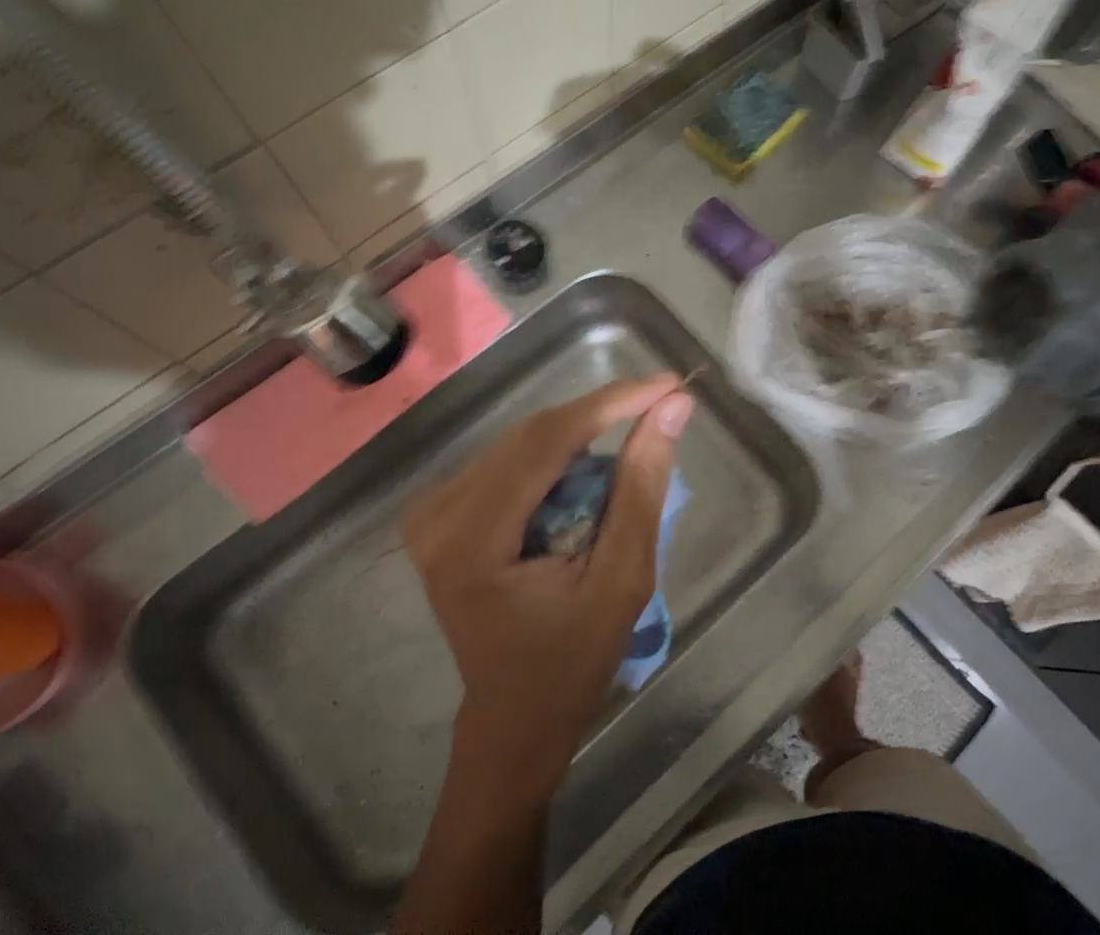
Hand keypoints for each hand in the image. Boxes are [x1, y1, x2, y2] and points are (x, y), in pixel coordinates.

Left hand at [402, 376, 693, 774]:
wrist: (514, 716)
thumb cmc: (571, 663)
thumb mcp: (620, 582)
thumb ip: (640, 492)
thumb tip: (670, 411)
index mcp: (471, 538)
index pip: (546, 441)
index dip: (610, 404)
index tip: (667, 384)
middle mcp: (436, 514)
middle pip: (529, 436)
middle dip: (599, 417)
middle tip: (661, 407)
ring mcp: (429, 514)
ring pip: (518, 445)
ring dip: (578, 439)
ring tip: (633, 442)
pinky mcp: (437, 517)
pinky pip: (506, 465)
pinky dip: (553, 461)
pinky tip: (588, 476)